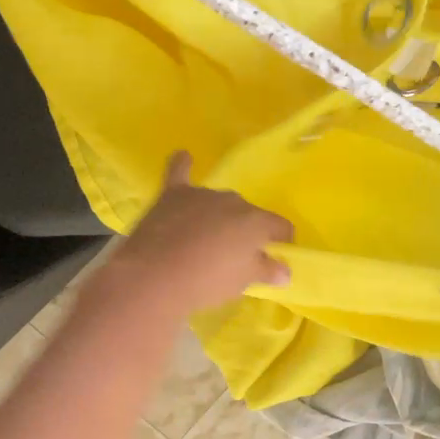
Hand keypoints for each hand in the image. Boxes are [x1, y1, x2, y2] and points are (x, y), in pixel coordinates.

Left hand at [94, 152, 293, 315]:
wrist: (155, 276)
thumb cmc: (207, 282)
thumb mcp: (244, 282)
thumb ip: (267, 271)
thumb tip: (284, 270)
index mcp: (257, 221)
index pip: (281, 226)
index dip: (281, 241)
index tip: (273, 257)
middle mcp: (234, 200)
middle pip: (248, 214)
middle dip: (245, 231)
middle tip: (232, 255)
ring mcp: (203, 194)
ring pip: (219, 201)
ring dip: (218, 215)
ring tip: (204, 239)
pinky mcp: (173, 194)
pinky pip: (180, 172)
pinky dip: (183, 165)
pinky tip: (184, 156)